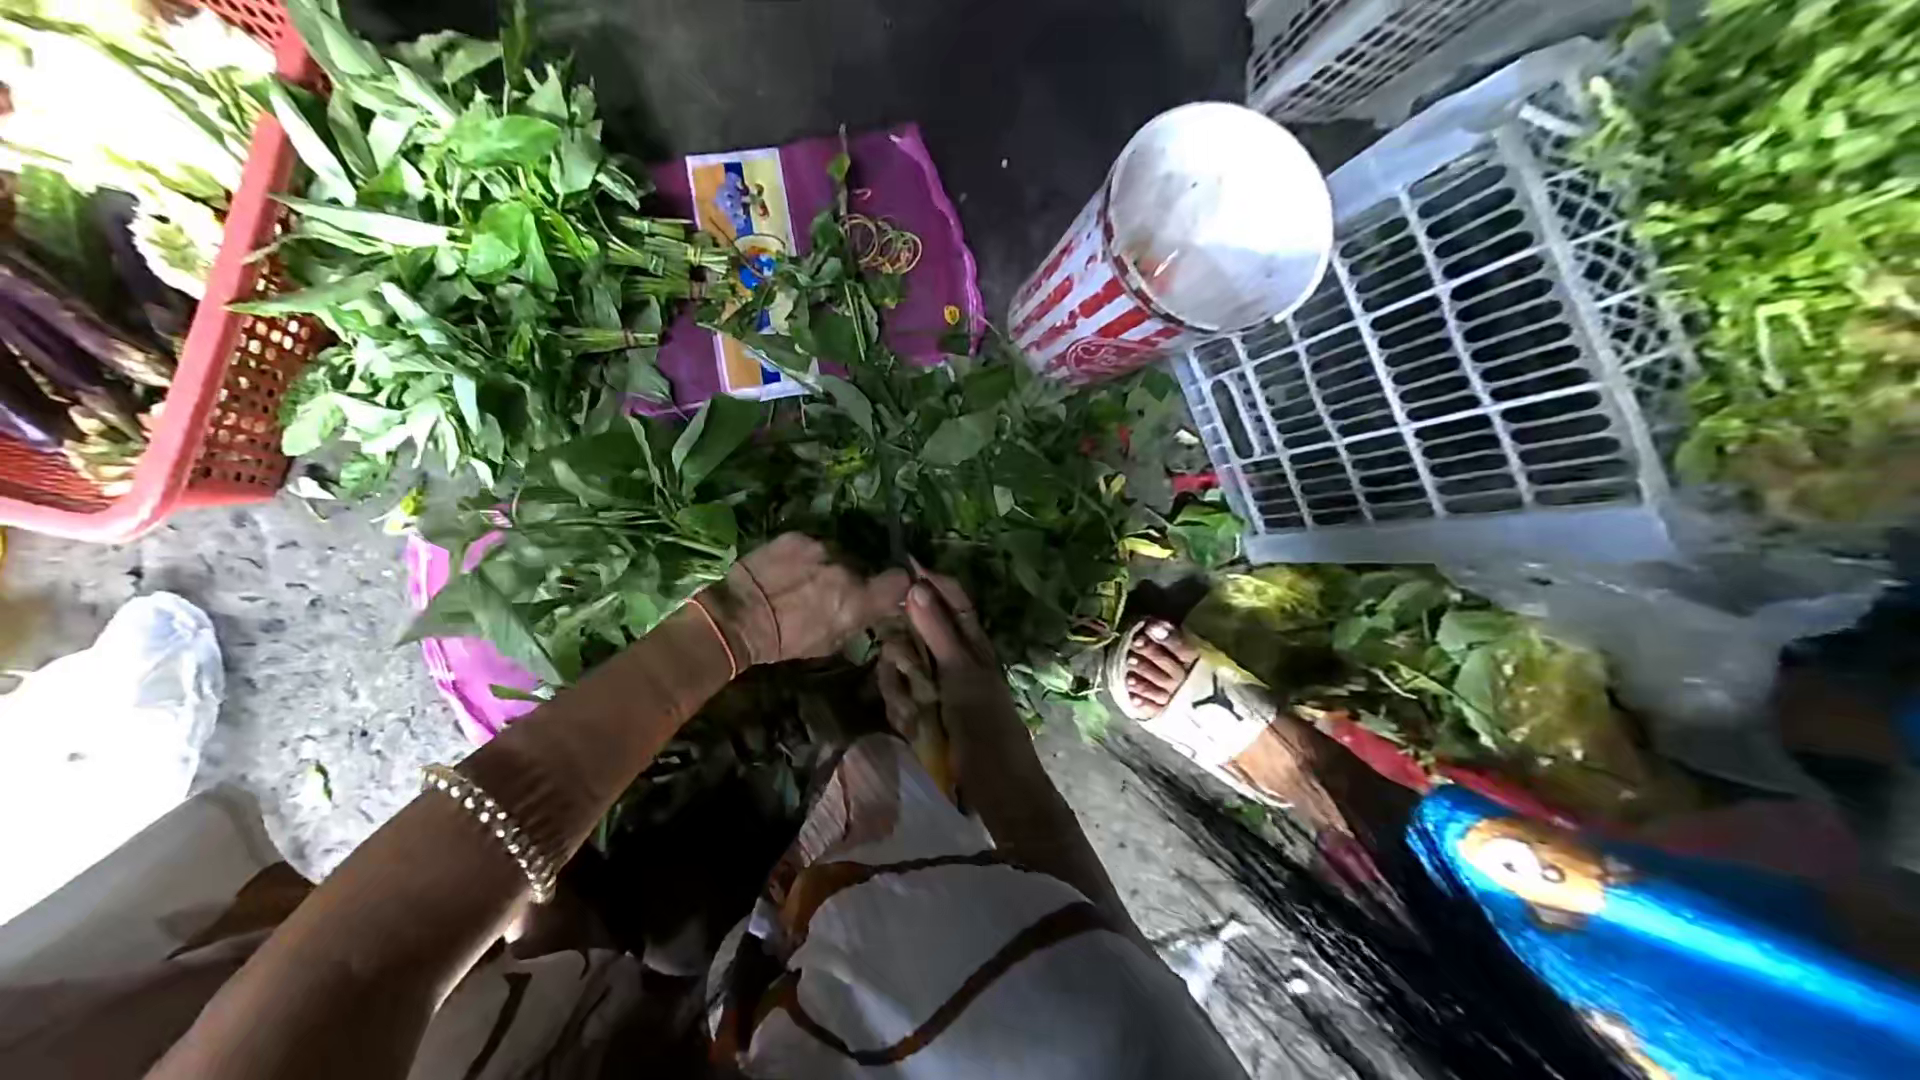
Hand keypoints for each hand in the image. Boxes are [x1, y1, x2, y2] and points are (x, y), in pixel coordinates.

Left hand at [702, 533, 909, 665]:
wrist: (736, 618)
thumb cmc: (784, 641)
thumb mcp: (831, 643)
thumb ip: (859, 620)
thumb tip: (874, 609)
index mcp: (858, 600)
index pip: (900, 580)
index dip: (897, 584)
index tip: (887, 589)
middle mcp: (846, 568)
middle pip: (866, 565)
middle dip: (856, 576)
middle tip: (834, 590)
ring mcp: (821, 547)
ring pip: (839, 552)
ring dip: (830, 564)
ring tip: (807, 578)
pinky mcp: (797, 536)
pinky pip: (813, 543)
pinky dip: (806, 554)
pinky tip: (789, 568)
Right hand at [900, 570, 1021, 727]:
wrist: (991, 783)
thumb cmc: (984, 720)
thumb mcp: (960, 671)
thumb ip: (937, 630)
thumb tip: (915, 585)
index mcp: (970, 642)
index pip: (949, 599)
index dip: (930, 581)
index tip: (900, 566)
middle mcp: (950, 658)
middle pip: (914, 633)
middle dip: (901, 650)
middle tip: (896, 668)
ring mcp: (933, 687)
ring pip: (901, 666)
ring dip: (900, 687)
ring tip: (909, 710)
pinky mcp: (919, 713)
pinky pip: (898, 697)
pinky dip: (900, 710)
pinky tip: (908, 724)